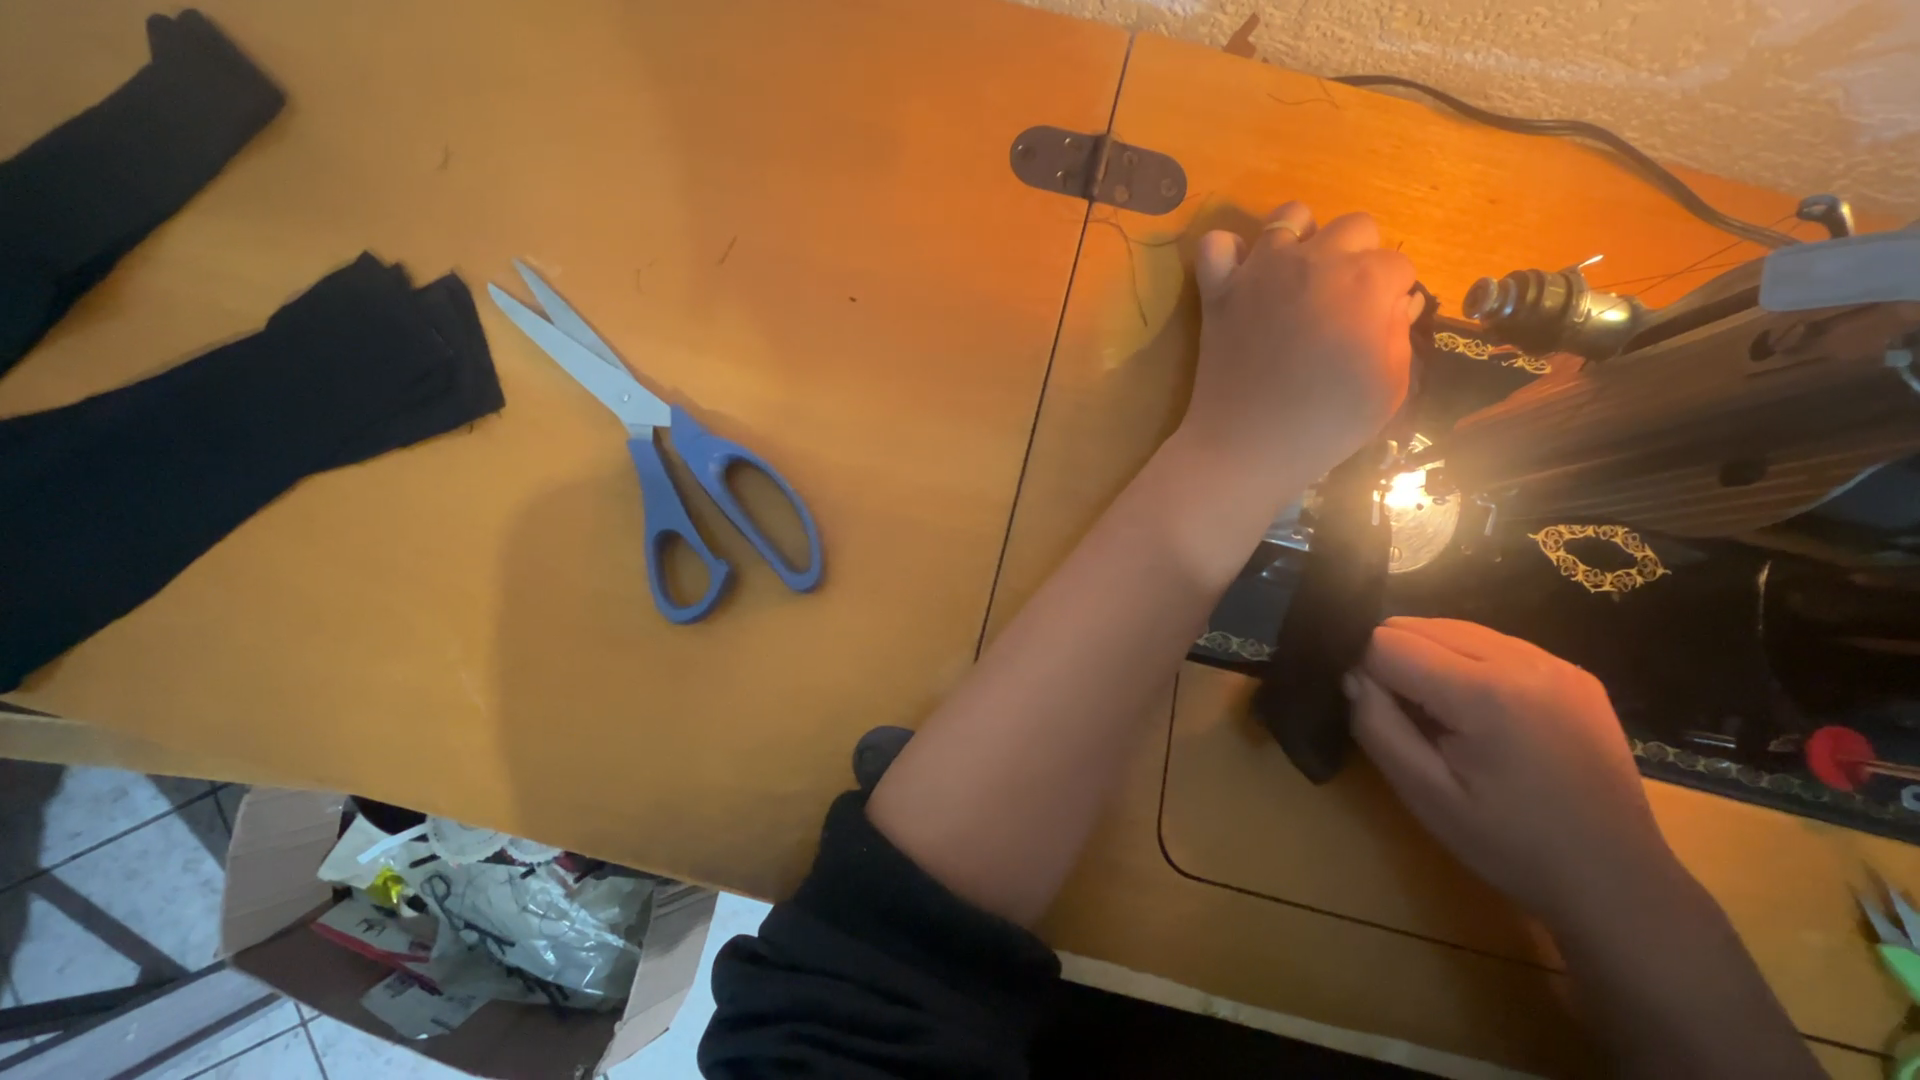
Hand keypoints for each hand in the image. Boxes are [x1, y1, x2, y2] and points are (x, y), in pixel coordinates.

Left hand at [1181, 201, 1421, 488]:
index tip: (1379, 322)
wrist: (1249, 445)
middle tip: (1346, 299)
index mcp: (1365, 281)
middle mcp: (1315, 260)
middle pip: (1354, 226)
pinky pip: (1217, 244)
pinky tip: (1243, 277)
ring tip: (1300, 277)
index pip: (1398, 263)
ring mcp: (1261, 269)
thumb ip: (1398, 331)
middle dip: (1360, 255)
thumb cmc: (1328, 423)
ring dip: (1303, 238)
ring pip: (1291, 216)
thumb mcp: (1391, 384)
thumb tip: (1396, 302)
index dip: (1394, 293)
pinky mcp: (1219, 288)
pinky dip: (1230, 254)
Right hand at [1347, 617, 1680, 929]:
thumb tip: (1351, 675)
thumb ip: (1376, 724)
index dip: (1364, 670)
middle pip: (1420, 624)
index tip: (1372, 710)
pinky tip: (1479, 711)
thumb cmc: (1510, 844)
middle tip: (1401, 714)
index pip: (1387, 643)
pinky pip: (1496, 644)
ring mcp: (1555, 662)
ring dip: (1429, 657)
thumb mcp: (1424, 793)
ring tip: (1439, 713)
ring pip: (1456, 628)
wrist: (1615, 879)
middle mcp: (1522, 660)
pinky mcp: (1574, 673)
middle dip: (1393, 658)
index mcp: (1483, 693)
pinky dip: (1468, 662)